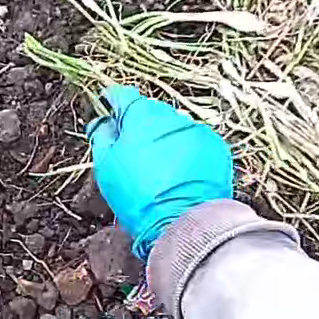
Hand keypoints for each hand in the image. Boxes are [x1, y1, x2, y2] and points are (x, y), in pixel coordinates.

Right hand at [86, 86, 233, 256]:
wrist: (183, 222)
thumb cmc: (137, 196)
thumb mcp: (106, 167)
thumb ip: (101, 136)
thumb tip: (102, 121)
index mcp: (141, 116)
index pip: (123, 95)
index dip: (112, 102)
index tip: (108, 112)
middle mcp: (172, 116)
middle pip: (150, 112)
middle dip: (140, 126)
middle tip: (133, 153)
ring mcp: (197, 131)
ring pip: (173, 127)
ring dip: (163, 139)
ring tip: (158, 169)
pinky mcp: (216, 148)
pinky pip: (194, 143)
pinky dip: (185, 153)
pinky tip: (178, 176)